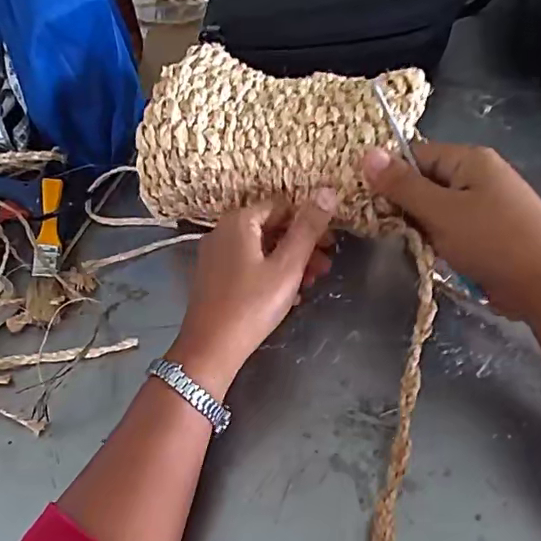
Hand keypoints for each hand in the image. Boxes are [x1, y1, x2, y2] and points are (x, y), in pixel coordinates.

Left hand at [169, 191, 336, 397]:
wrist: (210, 349)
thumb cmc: (252, 306)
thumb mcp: (287, 267)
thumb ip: (308, 229)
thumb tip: (328, 191)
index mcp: (239, 222)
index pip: (282, 205)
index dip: (310, 222)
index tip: (330, 245)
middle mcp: (222, 232)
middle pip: (271, 228)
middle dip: (302, 245)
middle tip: (325, 267)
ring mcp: (215, 256)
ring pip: (261, 250)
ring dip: (289, 263)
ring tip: (311, 284)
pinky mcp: (214, 279)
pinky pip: (248, 267)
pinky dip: (271, 275)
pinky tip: (288, 296)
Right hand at [362, 143, 540, 317]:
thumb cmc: (492, 241)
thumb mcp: (440, 212)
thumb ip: (402, 186)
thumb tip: (366, 155)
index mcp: (470, 159)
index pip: (415, 155)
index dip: (390, 177)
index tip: (369, 204)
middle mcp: (479, 175)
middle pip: (425, 182)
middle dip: (406, 207)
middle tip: (390, 230)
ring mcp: (486, 205)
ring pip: (437, 210)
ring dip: (422, 229)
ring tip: (418, 246)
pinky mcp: (489, 232)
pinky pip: (452, 229)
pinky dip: (440, 242)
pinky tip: (436, 257)